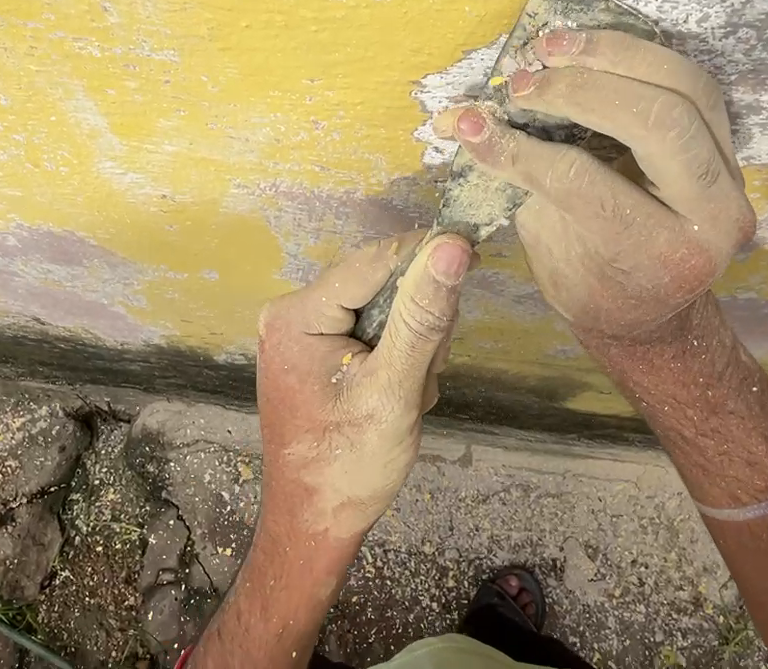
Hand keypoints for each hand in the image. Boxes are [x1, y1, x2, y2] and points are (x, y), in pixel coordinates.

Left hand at [254, 231, 471, 542]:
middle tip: (425, 371)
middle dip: (415, 322)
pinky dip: (394, 356)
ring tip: (407, 392)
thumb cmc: (348, 464)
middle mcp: (292, 311)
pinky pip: (369, 329)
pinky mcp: (315, 348)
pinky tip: (393, 393)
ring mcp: (301, 330)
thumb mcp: (393, 389)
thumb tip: (451, 246)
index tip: (475, 254)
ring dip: (409, 344)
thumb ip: (423, 317)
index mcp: (298, 313)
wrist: (314, 522)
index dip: (426, 254)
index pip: (374, 260)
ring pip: (381, 308)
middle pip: (378, 283)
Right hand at [436, 27, 753, 342]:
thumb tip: (456, 120)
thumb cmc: (588, 283)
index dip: (520, 150)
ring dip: (611, 54)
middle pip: (657, 120)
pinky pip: (690, 81)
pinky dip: (634, 56)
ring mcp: (732, 175)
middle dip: (578, 89)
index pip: (583, 184)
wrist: (650, 306)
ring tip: (550, 47)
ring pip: (685, 85)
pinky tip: (585, 48)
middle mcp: (713, 214)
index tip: (471, 124)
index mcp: (662, 254)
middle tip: (521, 81)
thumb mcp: (545, 244)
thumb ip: (511, 179)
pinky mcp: (729, 144)